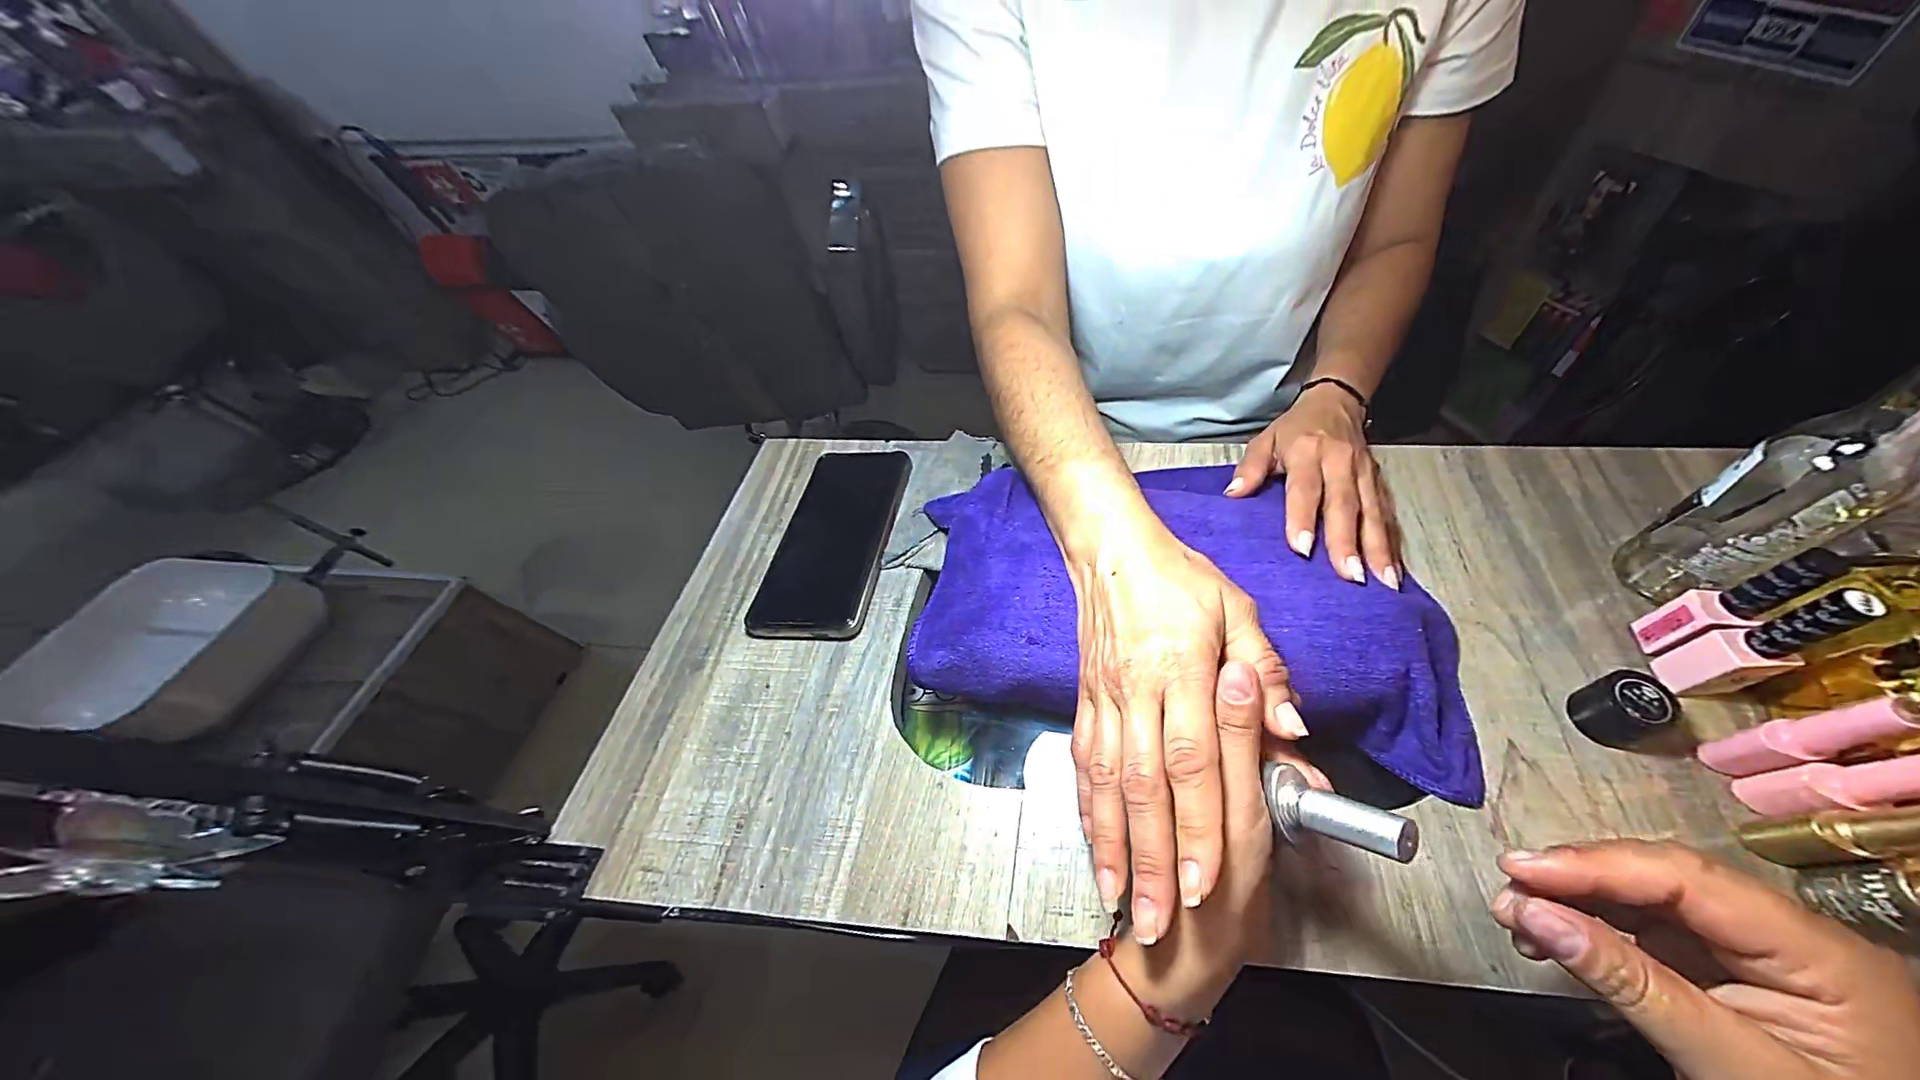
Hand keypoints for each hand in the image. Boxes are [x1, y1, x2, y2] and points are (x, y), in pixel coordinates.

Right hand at [1069, 523, 1321, 945]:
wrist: (1111, 554)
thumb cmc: (1178, 577)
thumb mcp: (1237, 609)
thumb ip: (1264, 670)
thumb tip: (1291, 730)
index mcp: (1180, 668)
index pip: (1191, 759)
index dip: (1197, 825)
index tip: (1204, 883)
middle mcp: (1136, 690)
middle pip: (1143, 785)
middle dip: (1151, 858)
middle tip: (1158, 921)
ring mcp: (1103, 697)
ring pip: (1104, 780)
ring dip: (1111, 842)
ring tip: (1117, 896)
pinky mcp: (1084, 698)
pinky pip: (1082, 758)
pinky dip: (1086, 804)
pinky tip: (1094, 839)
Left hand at [1226, 381, 1401, 589]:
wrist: (1336, 401)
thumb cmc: (1294, 429)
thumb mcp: (1264, 440)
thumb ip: (1250, 468)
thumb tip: (1233, 494)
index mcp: (1308, 453)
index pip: (1305, 489)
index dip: (1303, 518)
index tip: (1301, 548)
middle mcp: (1340, 463)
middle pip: (1344, 505)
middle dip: (1348, 542)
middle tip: (1349, 574)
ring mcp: (1363, 473)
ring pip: (1373, 512)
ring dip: (1378, 547)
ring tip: (1382, 580)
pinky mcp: (1378, 481)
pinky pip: (1386, 513)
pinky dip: (1390, 541)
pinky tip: (1392, 567)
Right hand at [1491, 841, 1919, 1079]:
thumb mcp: (1731, 1067)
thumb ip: (1632, 986)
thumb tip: (1532, 913)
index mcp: (1820, 953)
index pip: (1686, 878)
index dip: (1594, 864)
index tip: (1519, 868)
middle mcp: (1784, 934)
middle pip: (1659, 879)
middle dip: (1575, 880)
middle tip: (1507, 891)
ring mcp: (1748, 950)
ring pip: (1640, 897)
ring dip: (1570, 900)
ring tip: (1515, 914)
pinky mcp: (1716, 967)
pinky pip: (1640, 928)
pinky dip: (1587, 927)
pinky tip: (1549, 933)